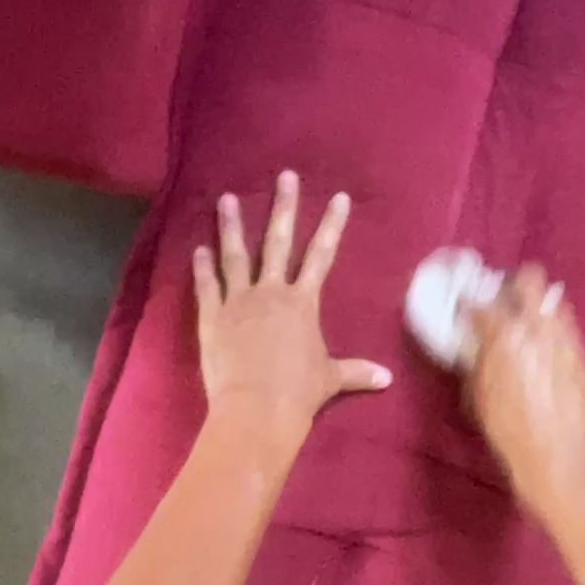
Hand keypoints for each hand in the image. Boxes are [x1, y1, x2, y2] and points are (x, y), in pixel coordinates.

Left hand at [193, 170, 391, 431]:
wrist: (258, 408)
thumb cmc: (299, 393)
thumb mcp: (331, 379)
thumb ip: (356, 372)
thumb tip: (386, 379)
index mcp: (303, 303)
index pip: (322, 255)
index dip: (332, 225)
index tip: (339, 198)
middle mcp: (271, 293)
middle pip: (279, 242)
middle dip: (284, 207)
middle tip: (285, 176)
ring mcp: (239, 302)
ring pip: (236, 255)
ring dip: (232, 226)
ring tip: (228, 199)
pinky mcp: (212, 318)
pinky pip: (207, 286)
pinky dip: (201, 267)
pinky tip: (197, 248)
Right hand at [467, 265, 584, 530]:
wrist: (562, 462)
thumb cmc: (510, 434)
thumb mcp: (477, 398)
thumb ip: (474, 360)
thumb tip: (471, 343)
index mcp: (505, 335)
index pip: (480, 302)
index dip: (466, 301)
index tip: (461, 306)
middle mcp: (539, 327)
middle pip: (529, 279)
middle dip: (511, 284)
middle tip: (499, 300)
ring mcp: (566, 338)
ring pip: (552, 299)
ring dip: (534, 304)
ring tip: (522, 322)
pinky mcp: (582, 355)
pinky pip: (565, 327)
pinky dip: (551, 328)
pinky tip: (542, 348)